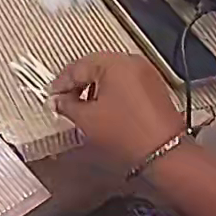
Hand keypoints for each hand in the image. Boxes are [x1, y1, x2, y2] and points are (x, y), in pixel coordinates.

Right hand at [51, 53, 185, 170]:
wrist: (162, 152)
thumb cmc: (130, 134)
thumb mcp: (87, 119)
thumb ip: (66, 105)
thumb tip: (59, 101)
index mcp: (114, 63)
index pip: (78, 66)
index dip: (61, 83)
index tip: (53, 96)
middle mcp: (132, 63)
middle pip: (95, 66)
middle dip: (77, 84)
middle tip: (64, 100)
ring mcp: (145, 74)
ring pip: (110, 74)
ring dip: (93, 88)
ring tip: (83, 108)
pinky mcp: (152, 88)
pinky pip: (125, 83)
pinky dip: (110, 93)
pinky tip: (103, 110)